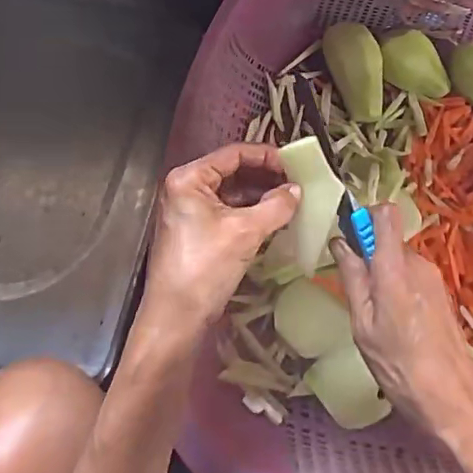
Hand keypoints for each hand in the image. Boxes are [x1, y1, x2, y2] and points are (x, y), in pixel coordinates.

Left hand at [141, 144, 299, 338]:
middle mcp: (185, 188)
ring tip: (290, 198)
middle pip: (232, 170)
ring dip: (260, 194)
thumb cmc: (204, 268)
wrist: (176, 318)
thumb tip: (296, 191)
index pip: (233, 154)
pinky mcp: (197, 230)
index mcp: (188, 178)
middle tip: (295, 180)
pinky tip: (274, 216)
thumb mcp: (245, 232)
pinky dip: (251, 211)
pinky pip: (228, 210)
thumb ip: (275, 206)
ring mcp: (190, 210)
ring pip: (232, 192)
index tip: (292, 162)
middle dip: (265, 175)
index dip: (265, 155)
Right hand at [330, 204, 472, 442]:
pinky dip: (399, 287)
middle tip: (356, 290)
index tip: (349, 236)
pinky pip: (412, 275)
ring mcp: (433, 277)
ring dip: (384, 274)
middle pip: (390, 238)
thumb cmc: (399, 365)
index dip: (366, 215)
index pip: (386, 213)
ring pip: (400, 259)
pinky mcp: (442, 292)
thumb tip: (340, 243)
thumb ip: (352, 278)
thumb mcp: (363, 325)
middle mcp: (418, 263)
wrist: (453, 398)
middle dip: (370, 254)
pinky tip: (395, 321)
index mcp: (395, 267)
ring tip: (376, 314)